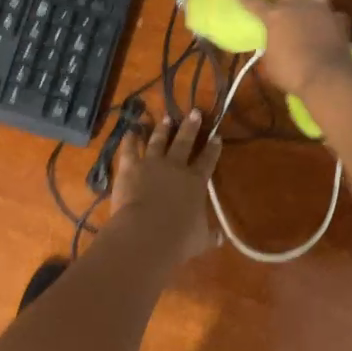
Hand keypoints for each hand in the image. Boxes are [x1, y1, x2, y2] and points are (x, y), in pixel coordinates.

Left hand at [108, 110, 219, 263]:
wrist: (147, 233)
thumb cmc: (178, 238)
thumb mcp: (200, 239)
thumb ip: (210, 235)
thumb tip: (221, 238)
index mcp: (196, 181)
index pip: (208, 160)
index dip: (213, 148)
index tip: (216, 136)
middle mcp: (176, 166)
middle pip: (185, 141)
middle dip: (191, 126)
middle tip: (194, 112)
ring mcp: (152, 163)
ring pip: (158, 140)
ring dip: (162, 129)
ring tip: (166, 118)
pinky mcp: (130, 166)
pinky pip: (130, 148)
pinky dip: (131, 138)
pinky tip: (132, 129)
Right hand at [230, 0, 351, 96]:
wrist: (327, 77)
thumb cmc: (291, 72)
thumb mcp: (271, 61)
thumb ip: (272, 45)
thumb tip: (275, 42)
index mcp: (275, 17)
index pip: (252, 0)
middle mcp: (296, 6)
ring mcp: (320, 11)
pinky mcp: (339, 21)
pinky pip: (334, 15)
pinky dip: (330, 19)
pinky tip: (330, 25)